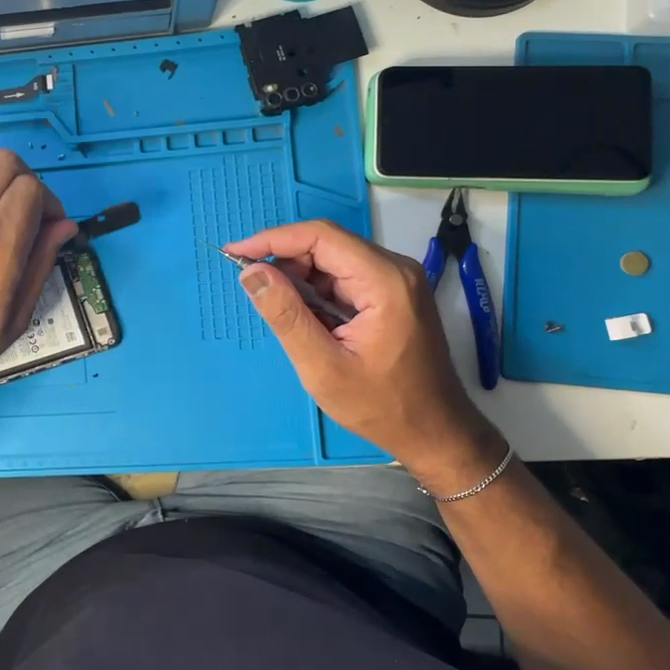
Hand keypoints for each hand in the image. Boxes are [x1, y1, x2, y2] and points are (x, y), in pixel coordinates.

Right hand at [223, 221, 506, 489]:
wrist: (435, 432)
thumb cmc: (380, 406)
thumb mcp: (322, 366)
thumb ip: (286, 315)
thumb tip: (251, 273)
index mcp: (384, 281)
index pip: (320, 236)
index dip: (273, 239)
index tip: (235, 254)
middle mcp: (396, 269)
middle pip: (328, 244)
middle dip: (284, 261)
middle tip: (253, 289)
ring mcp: (398, 281)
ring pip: (334, 260)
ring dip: (300, 278)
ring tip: (280, 312)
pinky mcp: (394, 295)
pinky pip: (346, 278)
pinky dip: (318, 291)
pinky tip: (306, 319)